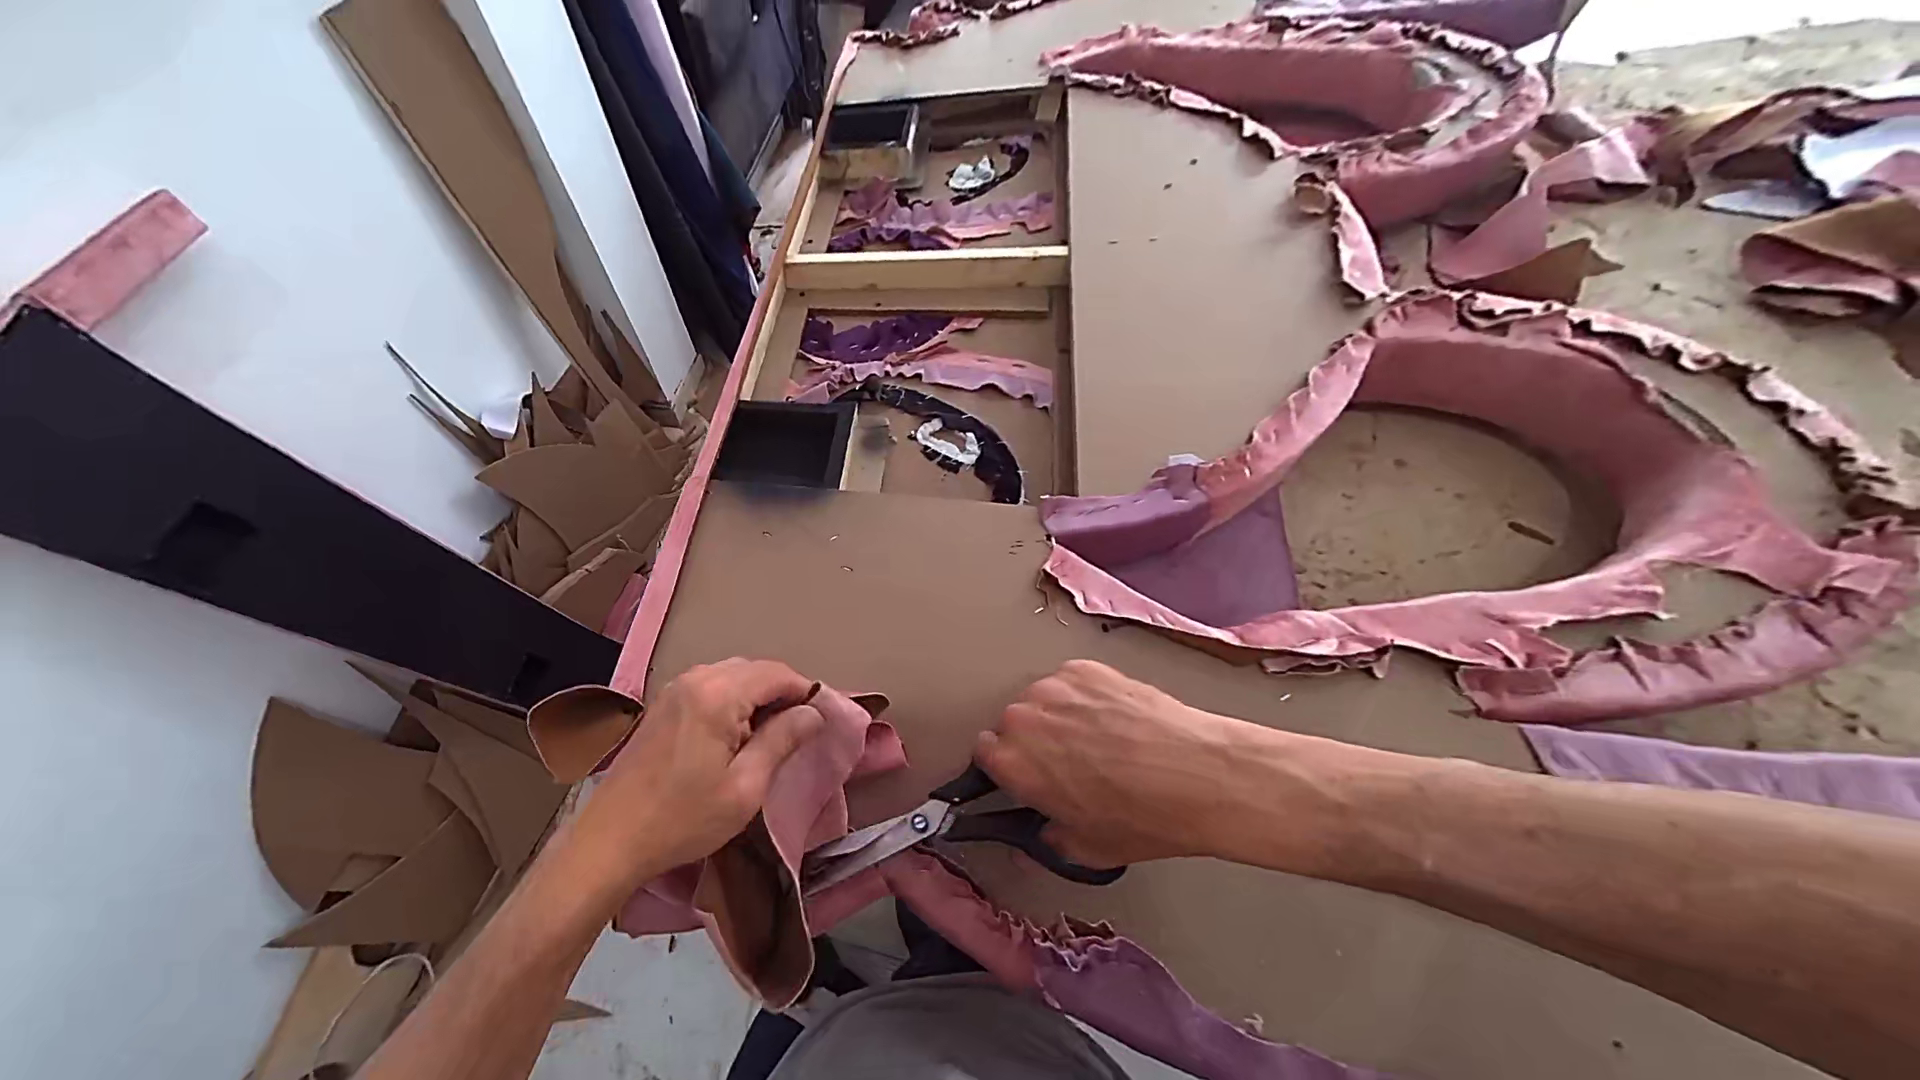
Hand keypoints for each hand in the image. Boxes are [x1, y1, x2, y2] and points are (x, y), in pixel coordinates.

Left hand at [572, 659, 824, 889]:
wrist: (609, 843)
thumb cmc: (682, 820)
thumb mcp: (745, 788)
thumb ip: (782, 741)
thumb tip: (813, 713)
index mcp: (717, 695)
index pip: (777, 674)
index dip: (806, 692)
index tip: (822, 720)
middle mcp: (695, 679)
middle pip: (756, 669)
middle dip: (783, 693)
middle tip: (799, 730)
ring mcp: (674, 689)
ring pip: (734, 674)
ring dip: (758, 695)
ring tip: (771, 734)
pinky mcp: (663, 704)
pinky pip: (712, 684)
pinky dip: (734, 699)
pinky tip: (737, 733)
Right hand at [976, 660, 1270, 867]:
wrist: (1198, 774)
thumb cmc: (1145, 814)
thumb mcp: (1086, 848)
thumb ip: (1045, 841)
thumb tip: (1037, 838)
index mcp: (1013, 762)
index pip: (982, 751)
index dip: (1004, 765)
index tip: (1021, 772)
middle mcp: (1025, 717)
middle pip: (1011, 723)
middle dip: (1031, 741)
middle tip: (1065, 761)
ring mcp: (1055, 687)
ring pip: (1040, 699)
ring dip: (1055, 715)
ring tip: (1094, 738)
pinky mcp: (1086, 668)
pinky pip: (1069, 682)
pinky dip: (1082, 696)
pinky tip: (1110, 718)